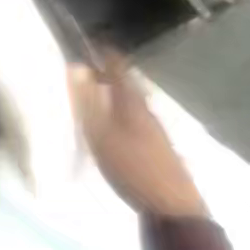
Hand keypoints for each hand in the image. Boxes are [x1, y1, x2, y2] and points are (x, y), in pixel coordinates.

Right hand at [69, 52, 206, 218]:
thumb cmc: (131, 166)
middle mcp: (147, 111)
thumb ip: (87, 101)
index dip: (107, 54)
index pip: (120, 69)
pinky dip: (121, 111)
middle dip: (109, 73)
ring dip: (115, 94)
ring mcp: (156, 130)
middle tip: (88, 68)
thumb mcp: (100, 134)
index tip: (92, 41)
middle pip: (128, 85)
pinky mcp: (159, 147)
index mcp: (132, 104)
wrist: (172, 207)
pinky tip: (113, 123)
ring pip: (133, 102)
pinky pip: (136, 117)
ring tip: (96, 93)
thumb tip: (77, 67)